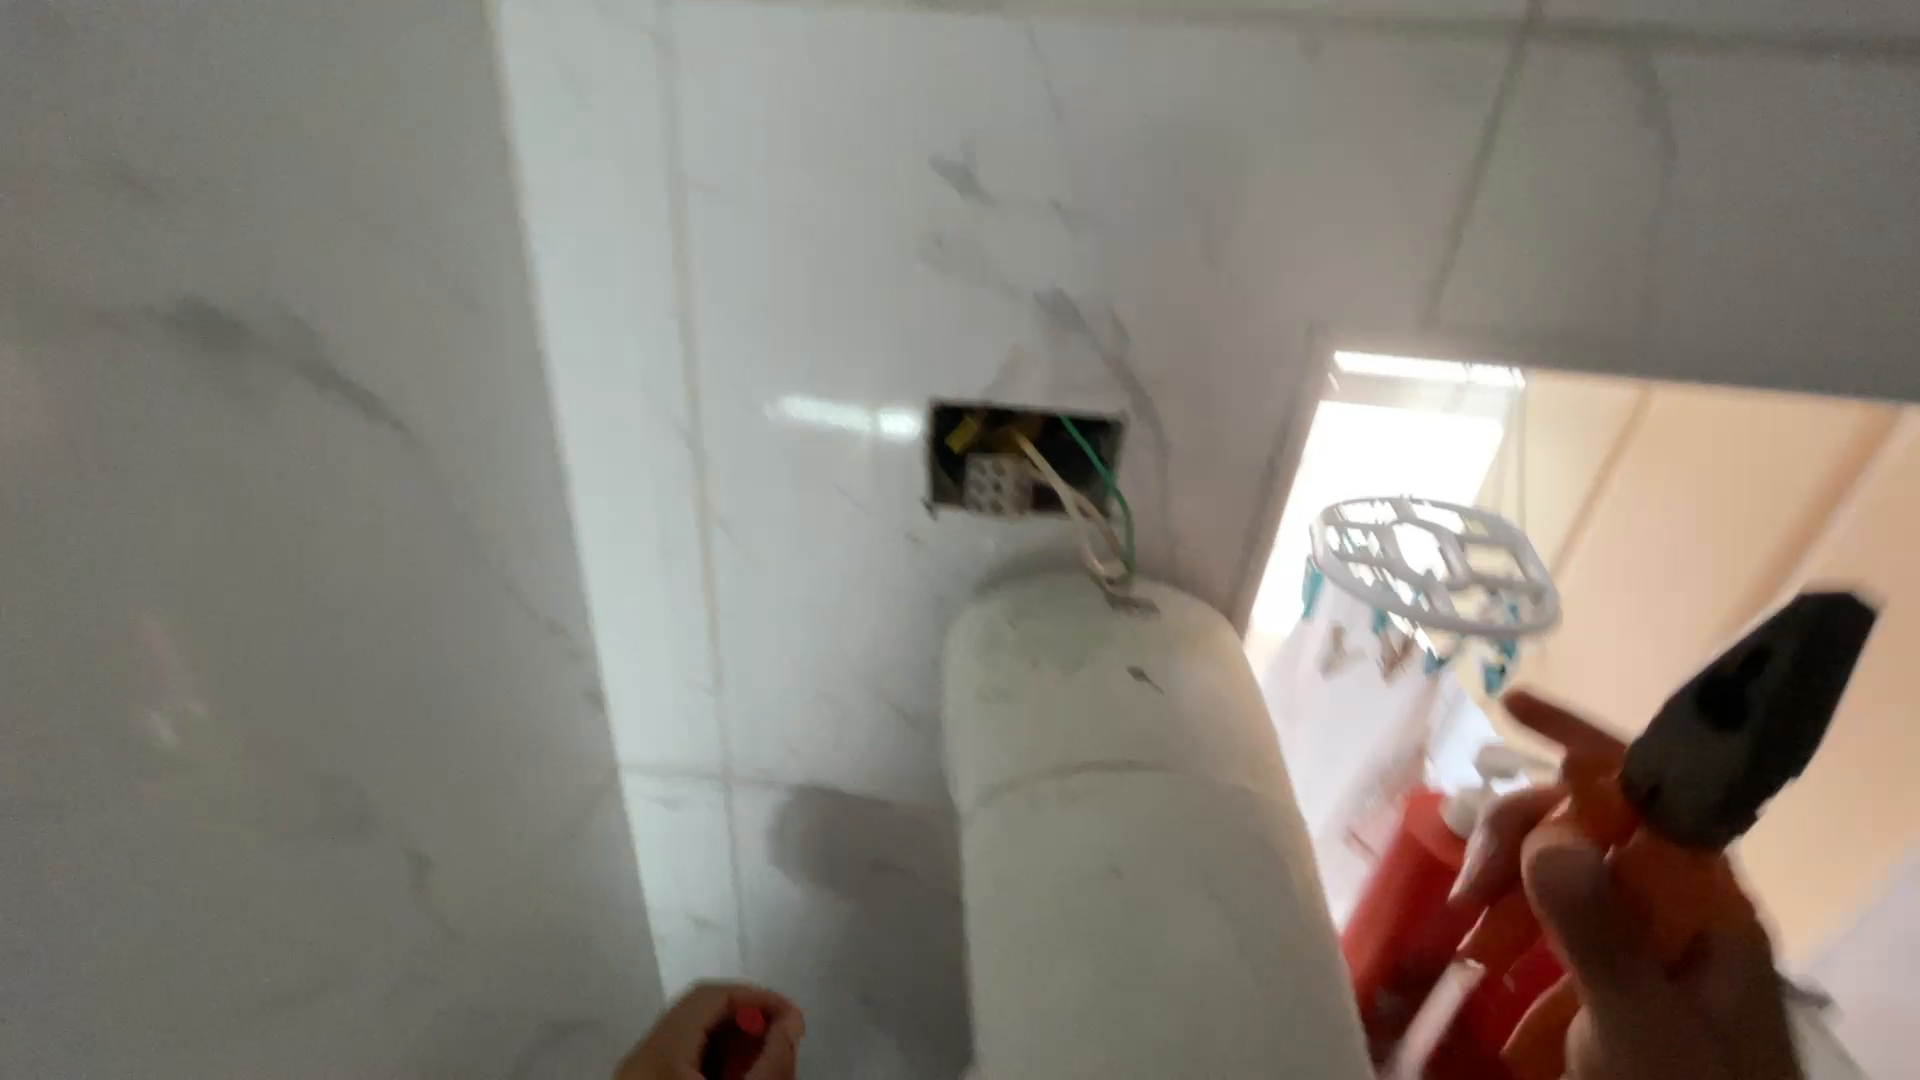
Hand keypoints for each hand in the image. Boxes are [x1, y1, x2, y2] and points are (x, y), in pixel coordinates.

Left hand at [615, 982, 804, 1079]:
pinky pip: (679, 1059)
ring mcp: (635, 1074)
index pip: (711, 995)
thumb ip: (771, 1060)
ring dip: (731, 1041)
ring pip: (689, 1037)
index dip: (756, 996)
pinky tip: (736, 1073)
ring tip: (763, 1058)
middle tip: (780, 1038)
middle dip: (746, 1020)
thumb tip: (794, 1021)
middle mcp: (638, 1056)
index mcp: (658, 1050)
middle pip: (700, 1014)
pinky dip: (712, 1059)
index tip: (791, 1015)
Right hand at [1452, 692, 1802, 1079]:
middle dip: (1513, 832)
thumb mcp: (1645, 1027)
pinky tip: (1479, 932)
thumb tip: (1547, 837)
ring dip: (1497, 870)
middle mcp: (1668, 898)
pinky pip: (1539, 896)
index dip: (1582, 742)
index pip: (1646, 791)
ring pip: (1550, 853)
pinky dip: (1500, 902)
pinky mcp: (1600, 951)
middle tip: (1470, 887)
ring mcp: (1632, 924)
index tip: (1511, 706)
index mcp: (1702, 902)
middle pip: (1579, 818)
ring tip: (1466, 919)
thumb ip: (1601, 935)